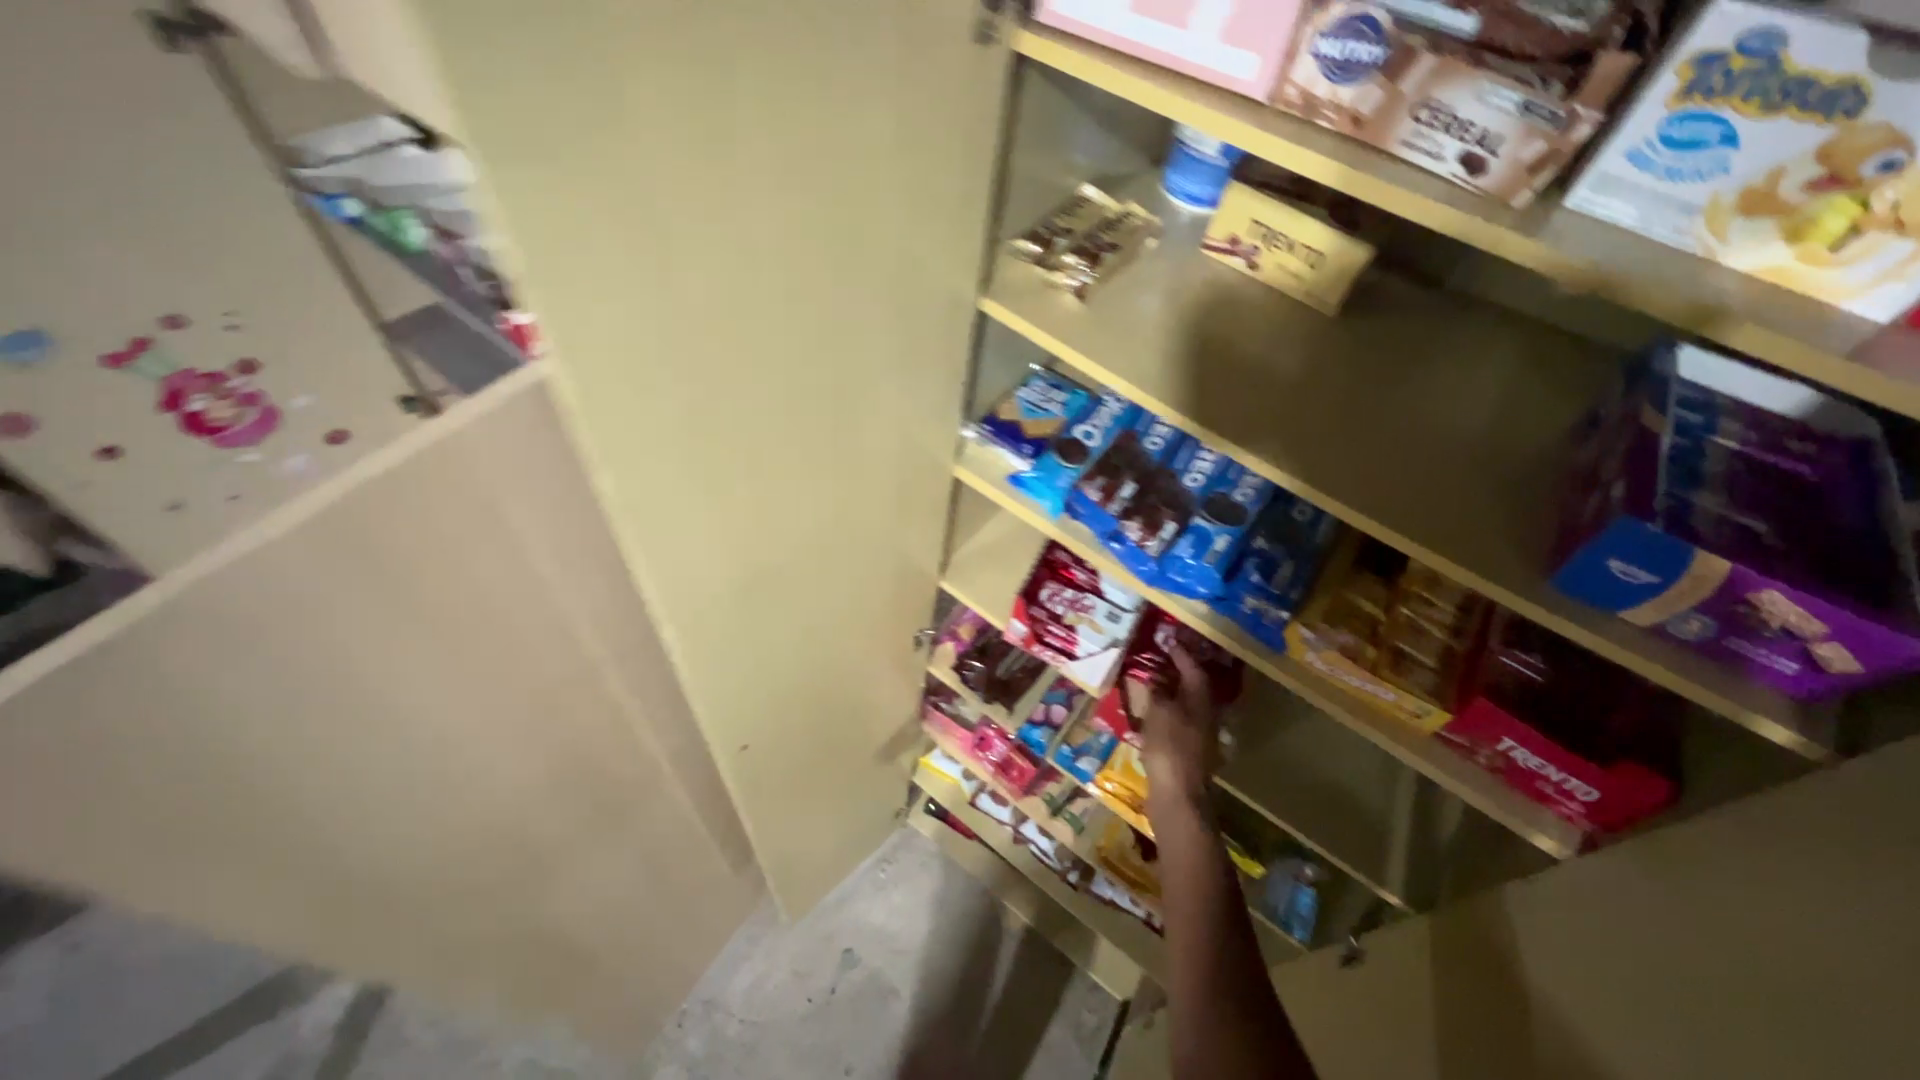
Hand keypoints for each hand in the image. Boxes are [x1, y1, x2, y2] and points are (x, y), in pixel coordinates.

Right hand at [1141, 646, 1218, 807]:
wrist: (1178, 796)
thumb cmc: (1169, 748)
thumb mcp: (1159, 713)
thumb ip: (1158, 691)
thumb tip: (1156, 677)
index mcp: (1201, 700)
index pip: (1193, 669)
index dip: (1180, 653)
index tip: (1167, 639)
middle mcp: (1205, 715)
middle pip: (1193, 687)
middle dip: (1177, 672)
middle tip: (1159, 658)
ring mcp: (1199, 735)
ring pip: (1185, 705)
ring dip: (1170, 692)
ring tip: (1150, 683)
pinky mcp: (1188, 752)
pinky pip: (1177, 722)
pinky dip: (1165, 713)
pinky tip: (1149, 715)